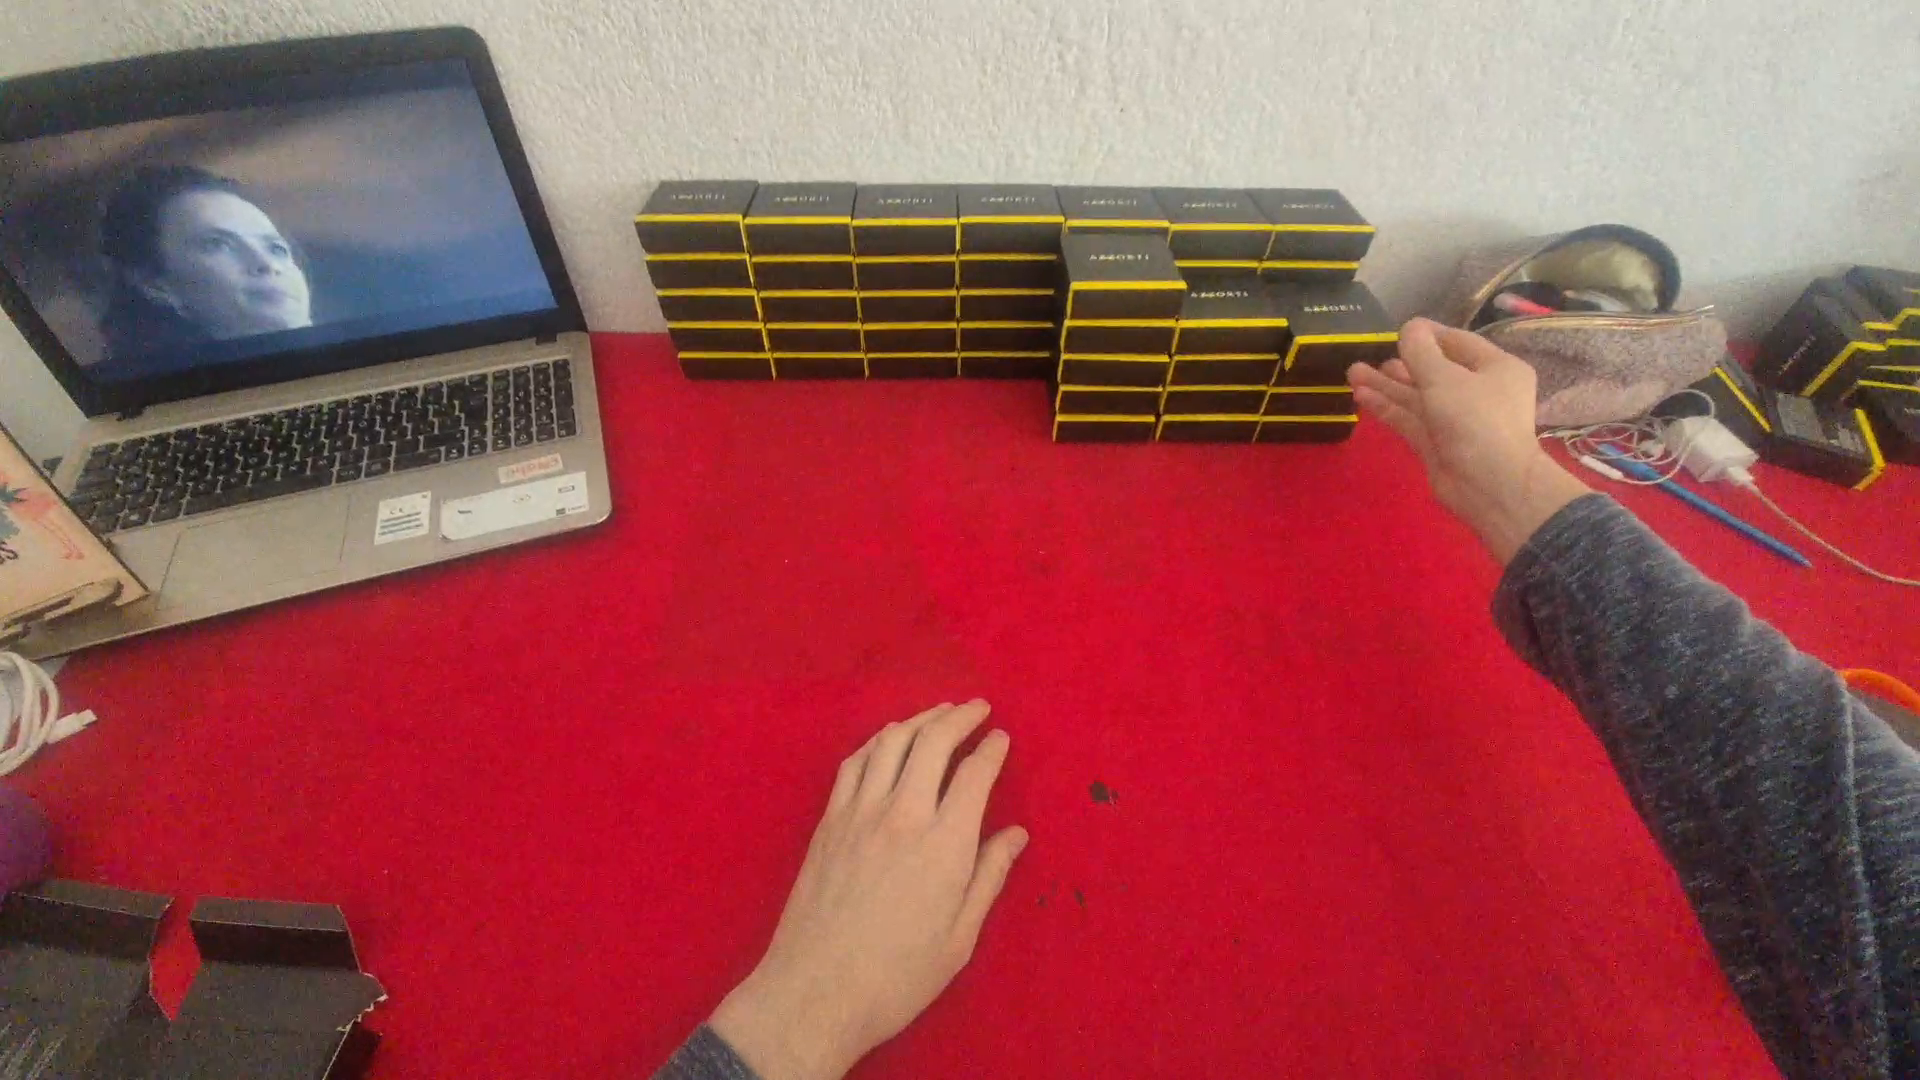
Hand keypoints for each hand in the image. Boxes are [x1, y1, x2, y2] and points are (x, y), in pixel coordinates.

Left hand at [709, 701, 1028, 1079]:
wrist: (815, 992)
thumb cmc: (898, 975)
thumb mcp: (960, 938)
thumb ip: (989, 877)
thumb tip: (1016, 834)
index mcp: (944, 843)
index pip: (974, 774)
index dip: (992, 748)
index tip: (1001, 736)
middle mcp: (903, 813)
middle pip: (933, 742)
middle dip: (960, 717)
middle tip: (977, 707)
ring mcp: (860, 811)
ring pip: (892, 743)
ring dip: (920, 719)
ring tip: (939, 711)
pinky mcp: (830, 819)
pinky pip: (855, 763)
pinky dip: (877, 741)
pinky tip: (888, 738)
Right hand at [1348, 318, 1590, 563]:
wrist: (1488, 484)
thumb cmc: (1475, 421)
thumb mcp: (1445, 379)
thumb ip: (1421, 352)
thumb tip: (1409, 326)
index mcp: (1495, 368)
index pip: (1458, 343)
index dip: (1428, 335)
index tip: (1398, 329)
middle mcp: (1477, 391)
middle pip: (1433, 371)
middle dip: (1399, 363)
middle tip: (1367, 356)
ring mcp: (1455, 419)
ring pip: (1416, 396)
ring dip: (1386, 385)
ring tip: (1352, 373)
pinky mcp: (1435, 442)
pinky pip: (1408, 418)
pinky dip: (1387, 407)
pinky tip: (1361, 396)